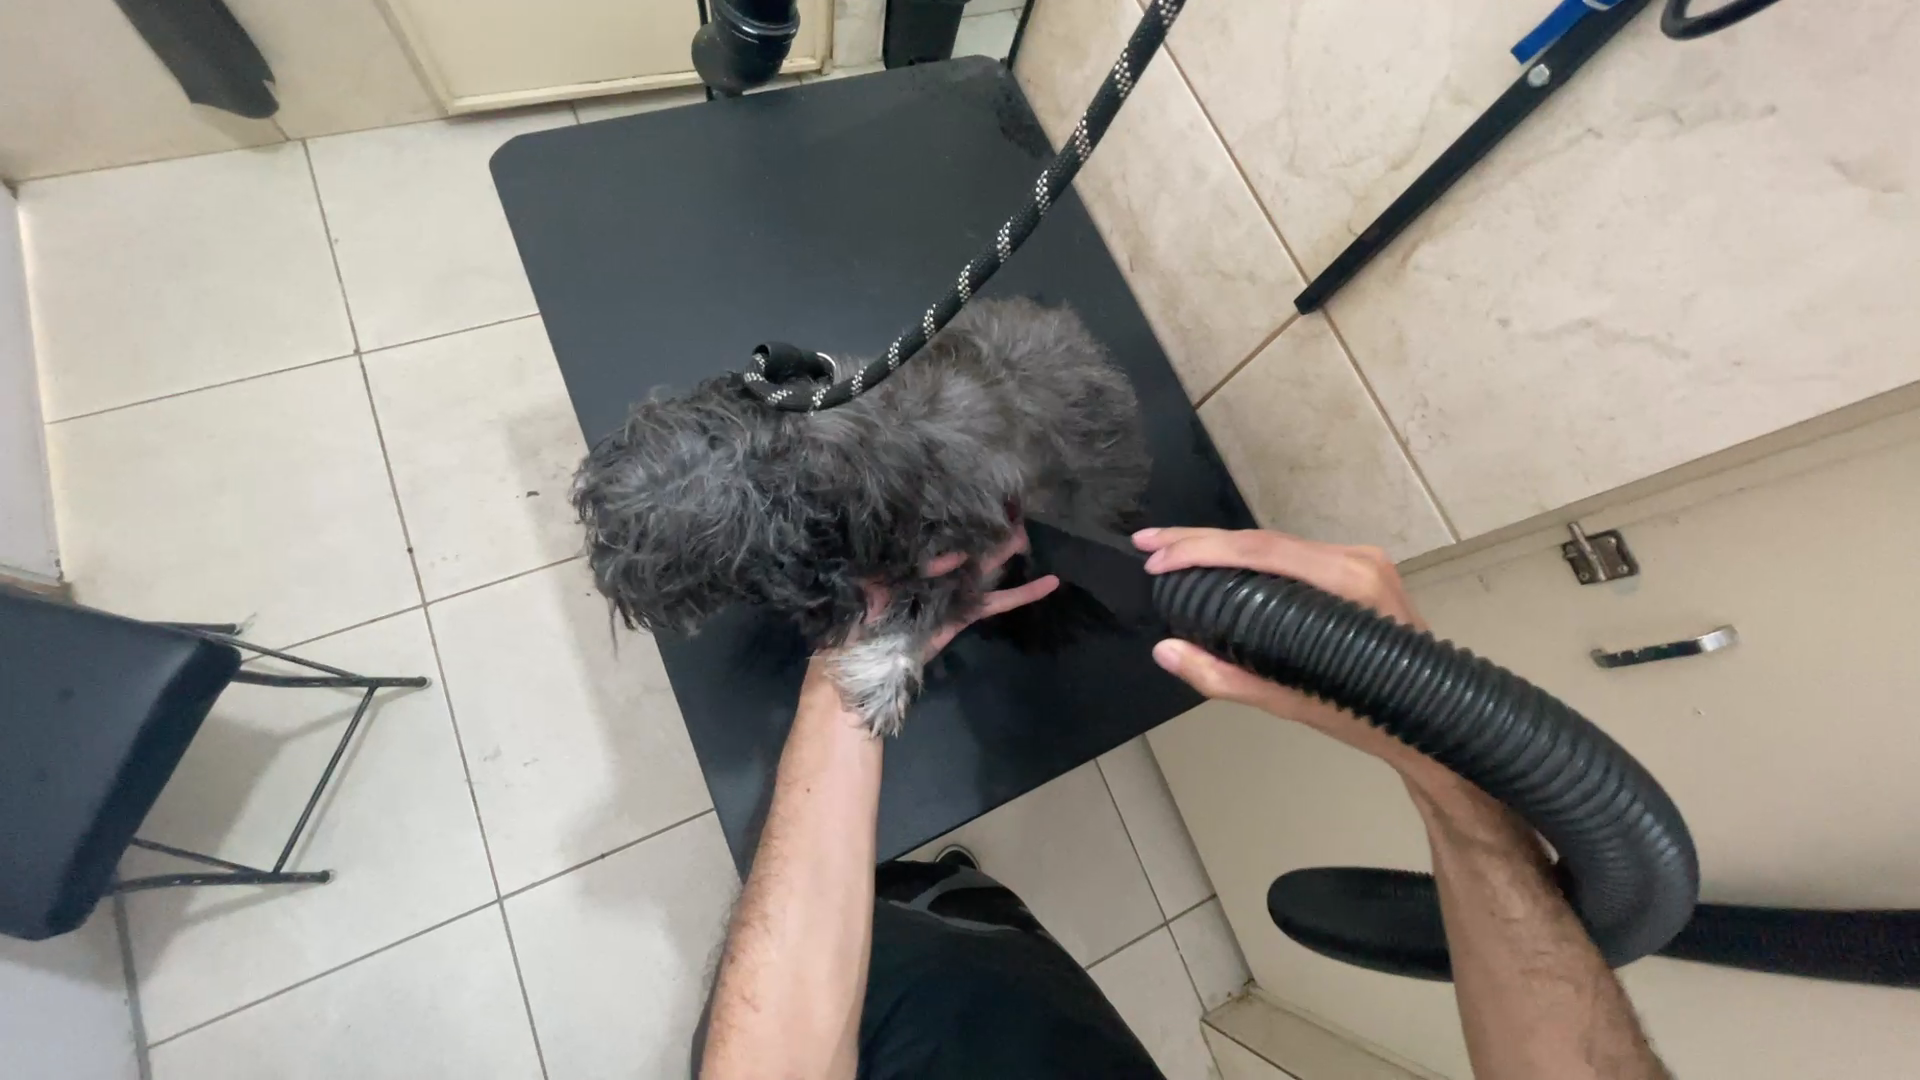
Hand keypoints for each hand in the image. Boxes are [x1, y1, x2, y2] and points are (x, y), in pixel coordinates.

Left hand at [865, 523, 1059, 660]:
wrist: (852, 671)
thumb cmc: (850, 623)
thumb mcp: (863, 584)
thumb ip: (894, 564)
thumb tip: (945, 554)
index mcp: (900, 566)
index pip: (930, 538)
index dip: (950, 521)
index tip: (972, 500)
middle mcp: (925, 579)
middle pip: (960, 551)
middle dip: (982, 533)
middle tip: (1007, 511)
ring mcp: (944, 599)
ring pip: (980, 574)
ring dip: (1003, 558)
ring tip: (1027, 539)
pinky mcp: (959, 620)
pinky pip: (989, 605)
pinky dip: (1016, 596)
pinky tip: (1044, 584)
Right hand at [1134, 527, 1463, 796]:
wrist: (1440, 723)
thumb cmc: (1371, 716)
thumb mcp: (1292, 703)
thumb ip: (1226, 677)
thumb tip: (1165, 651)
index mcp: (1348, 583)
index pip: (1261, 551)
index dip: (1202, 550)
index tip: (1156, 560)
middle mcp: (1354, 559)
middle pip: (1261, 539)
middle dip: (1196, 539)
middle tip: (1145, 542)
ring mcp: (1357, 560)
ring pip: (1271, 543)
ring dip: (1216, 545)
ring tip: (1167, 549)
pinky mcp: (1352, 568)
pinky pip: (1285, 554)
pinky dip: (1242, 555)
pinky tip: (1211, 559)